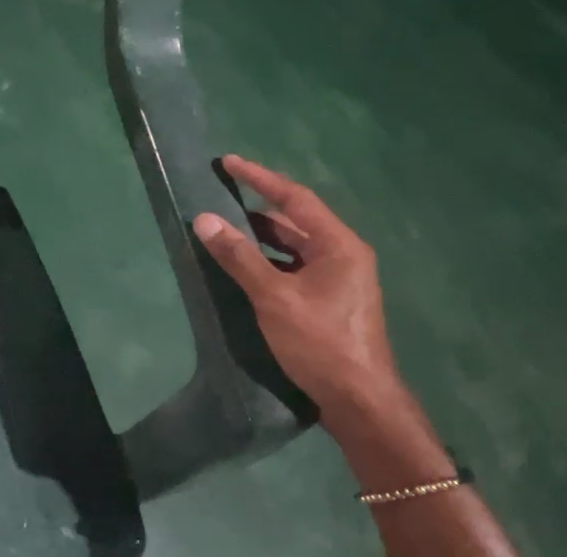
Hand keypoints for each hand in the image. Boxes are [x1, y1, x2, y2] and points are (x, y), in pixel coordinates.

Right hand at [192, 155, 398, 410]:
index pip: (294, 198)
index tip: (228, 162)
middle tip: (222, 192)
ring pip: (296, 244)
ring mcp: (342, 279)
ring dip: (263, 234)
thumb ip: (239, 256)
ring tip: (227, 226)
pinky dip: (272, 257)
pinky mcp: (334, 300)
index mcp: (338, 246)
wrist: (362, 404)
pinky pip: (297, 264)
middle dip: (259, 204)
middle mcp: (345, 255)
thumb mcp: (274, 297)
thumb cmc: (321, 343)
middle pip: (297, 219)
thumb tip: (204, 219)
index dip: (260, 178)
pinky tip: (248, 265)